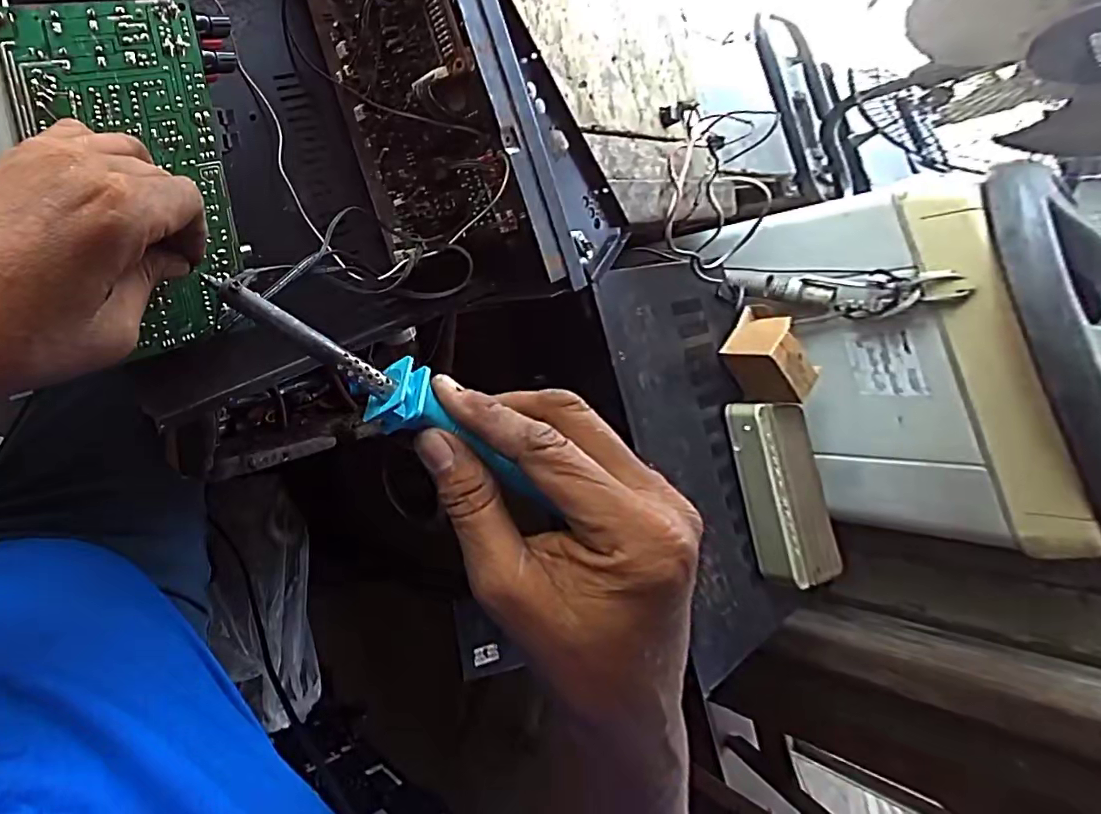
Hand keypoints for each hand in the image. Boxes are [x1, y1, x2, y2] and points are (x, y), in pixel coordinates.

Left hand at [0, 119, 206, 460]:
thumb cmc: (2, 339)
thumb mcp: (110, 331)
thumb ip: (150, 284)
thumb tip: (163, 263)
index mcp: (117, 209)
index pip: (187, 198)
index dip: (194, 233)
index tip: (183, 257)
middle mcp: (83, 170)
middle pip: (157, 173)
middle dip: (166, 214)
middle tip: (155, 254)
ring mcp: (44, 158)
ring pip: (121, 150)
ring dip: (135, 186)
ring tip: (123, 228)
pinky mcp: (14, 162)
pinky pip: (76, 142)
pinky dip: (94, 164)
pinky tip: (87, 201)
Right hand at [414, 379, 701, 729]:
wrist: (625, 703)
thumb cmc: (578, 662)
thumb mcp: (505, 584)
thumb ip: (470, 504)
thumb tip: (439, 445)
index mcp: (636, 532)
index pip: (547, 447)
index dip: (486, 415)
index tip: (443, 397)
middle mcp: (660, 505)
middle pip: (569, 418)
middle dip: (501, 408)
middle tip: (449, 411)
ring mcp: (661, 497)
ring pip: (578, 424)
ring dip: (518, 421)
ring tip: (470, 435)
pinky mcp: (648, 496)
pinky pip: (587, 445)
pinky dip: (539, 441)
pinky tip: (505, 456)